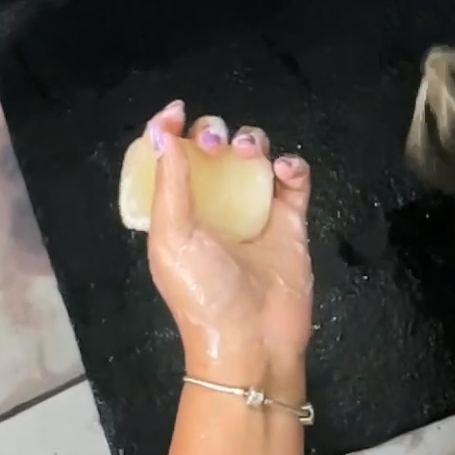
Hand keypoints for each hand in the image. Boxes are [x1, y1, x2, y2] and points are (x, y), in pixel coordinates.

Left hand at [143, 102, 312, 391]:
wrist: (252, 342)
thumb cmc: (203, 292)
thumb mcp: (172, 238)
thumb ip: (168, 183)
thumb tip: (160, 133)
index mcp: (177, 211)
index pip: (171, 159)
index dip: (170, 131)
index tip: (176, 112)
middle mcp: (214, 206)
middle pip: (214, 149)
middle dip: (213, 133)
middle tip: (215, 144)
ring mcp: (254, 212)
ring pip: (254, 157)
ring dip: (252, 142)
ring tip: (249, 152)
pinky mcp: (290, 222)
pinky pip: (294, 181)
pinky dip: (292, 167)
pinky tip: (286, 172)